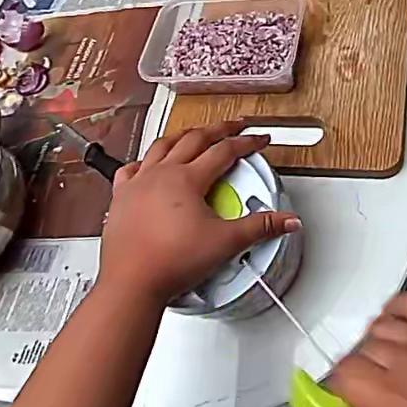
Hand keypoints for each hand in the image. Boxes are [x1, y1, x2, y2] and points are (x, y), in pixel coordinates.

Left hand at [95, 120, 299, 305]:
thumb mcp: (225, 243)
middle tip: (233, 126)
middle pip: (194, 139)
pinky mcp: (121, 197)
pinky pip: (130, 169)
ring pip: (161, 146)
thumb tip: (284, 220)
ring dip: (182, 136)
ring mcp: (138, 183)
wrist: (132, 280)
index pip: (224, 151)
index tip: (257, 140)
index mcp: (187, 180)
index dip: (246, 143)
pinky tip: (145, 164)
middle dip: (218, 129)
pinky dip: (142, 162)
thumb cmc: (170, 262)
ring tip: (193, 134)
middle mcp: (160, 174)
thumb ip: (259, 228)